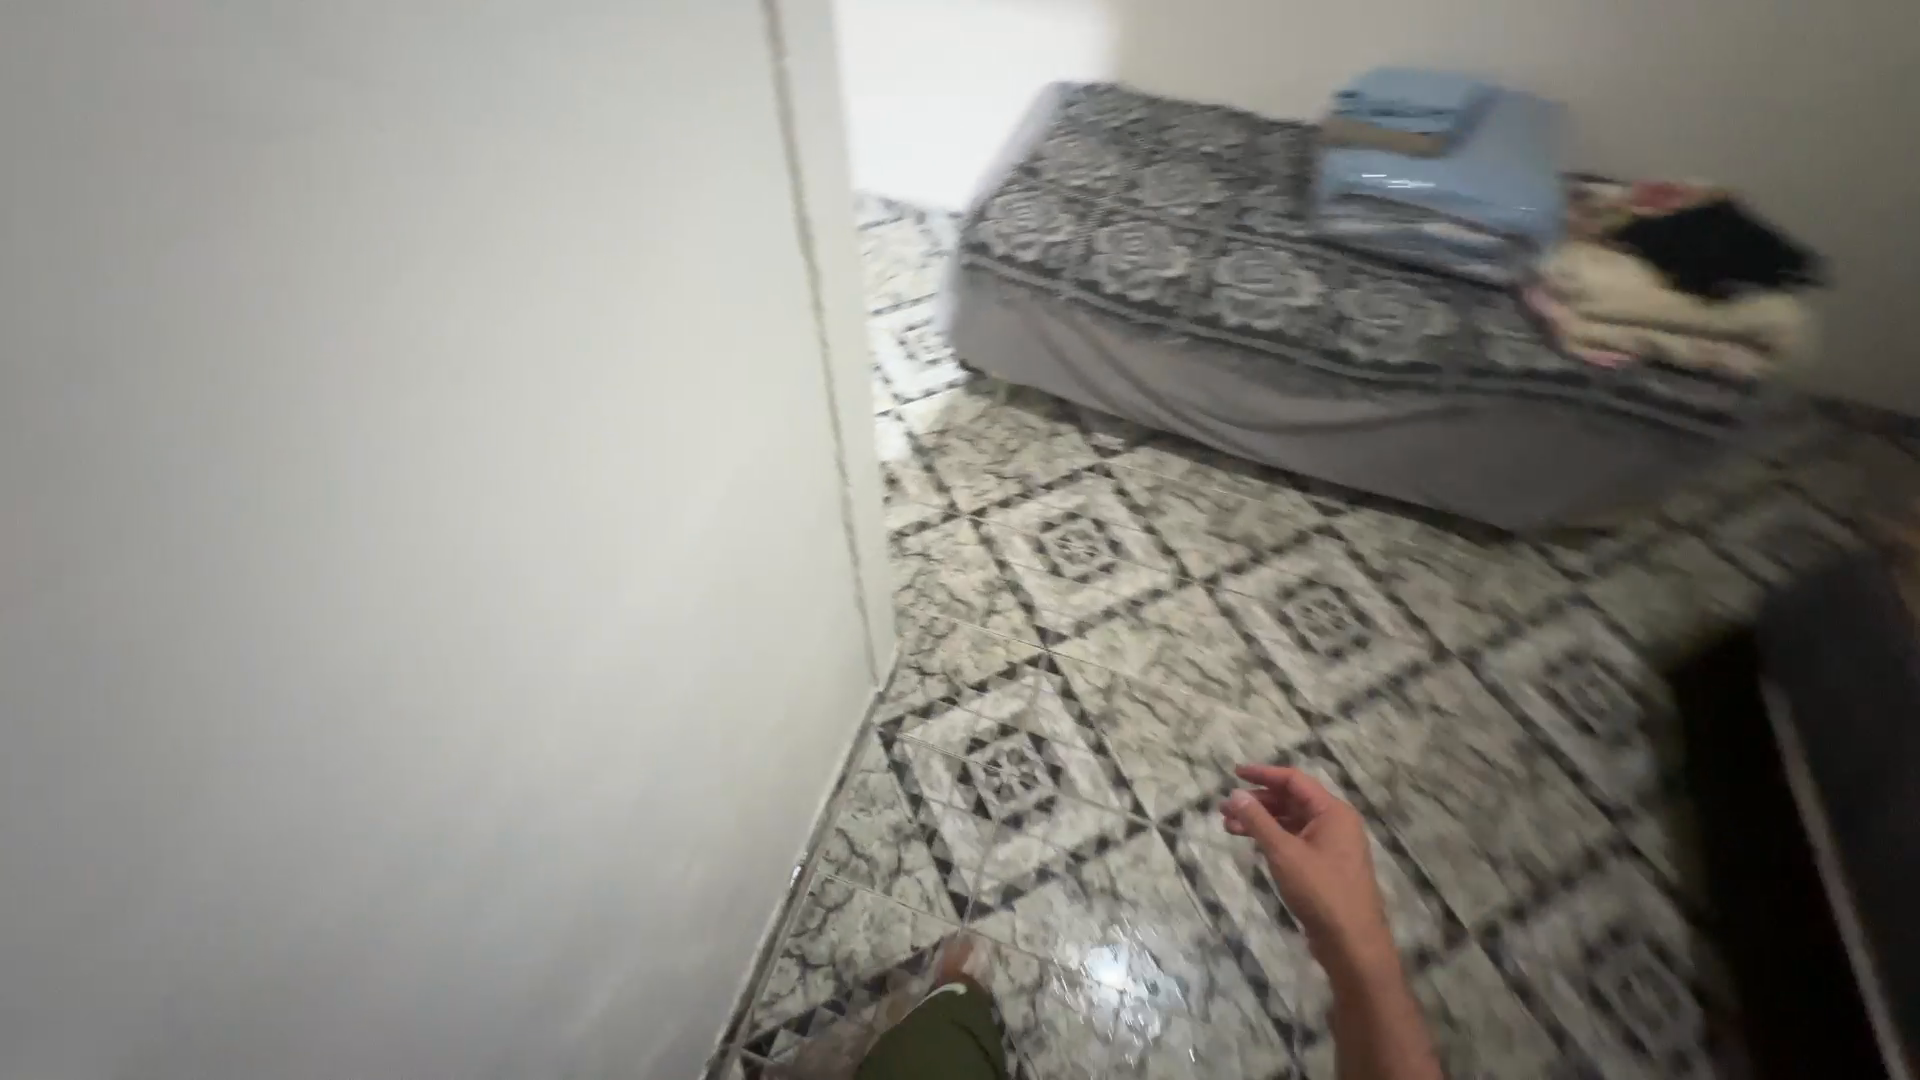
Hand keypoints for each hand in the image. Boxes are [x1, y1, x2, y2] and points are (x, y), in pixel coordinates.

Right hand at [1220, 765, 1396, 974]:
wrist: (1353, 945)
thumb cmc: (1320, 891)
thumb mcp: (1283, 852)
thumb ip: (1257, 820)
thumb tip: (1235, 794)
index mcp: (1333, 812)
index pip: (1294, 781)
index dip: (1263, 774)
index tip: (1234, 773)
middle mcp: (1336, 823)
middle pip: (1291, 800)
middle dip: (1257, 802)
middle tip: (1225, 808)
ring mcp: (1333, 846)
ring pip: (1291, 821)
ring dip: (1261, 821)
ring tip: (1229, 827)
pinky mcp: (1327, 866)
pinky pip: (1296, 839)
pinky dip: (1273, 838)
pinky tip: (1253, 844)